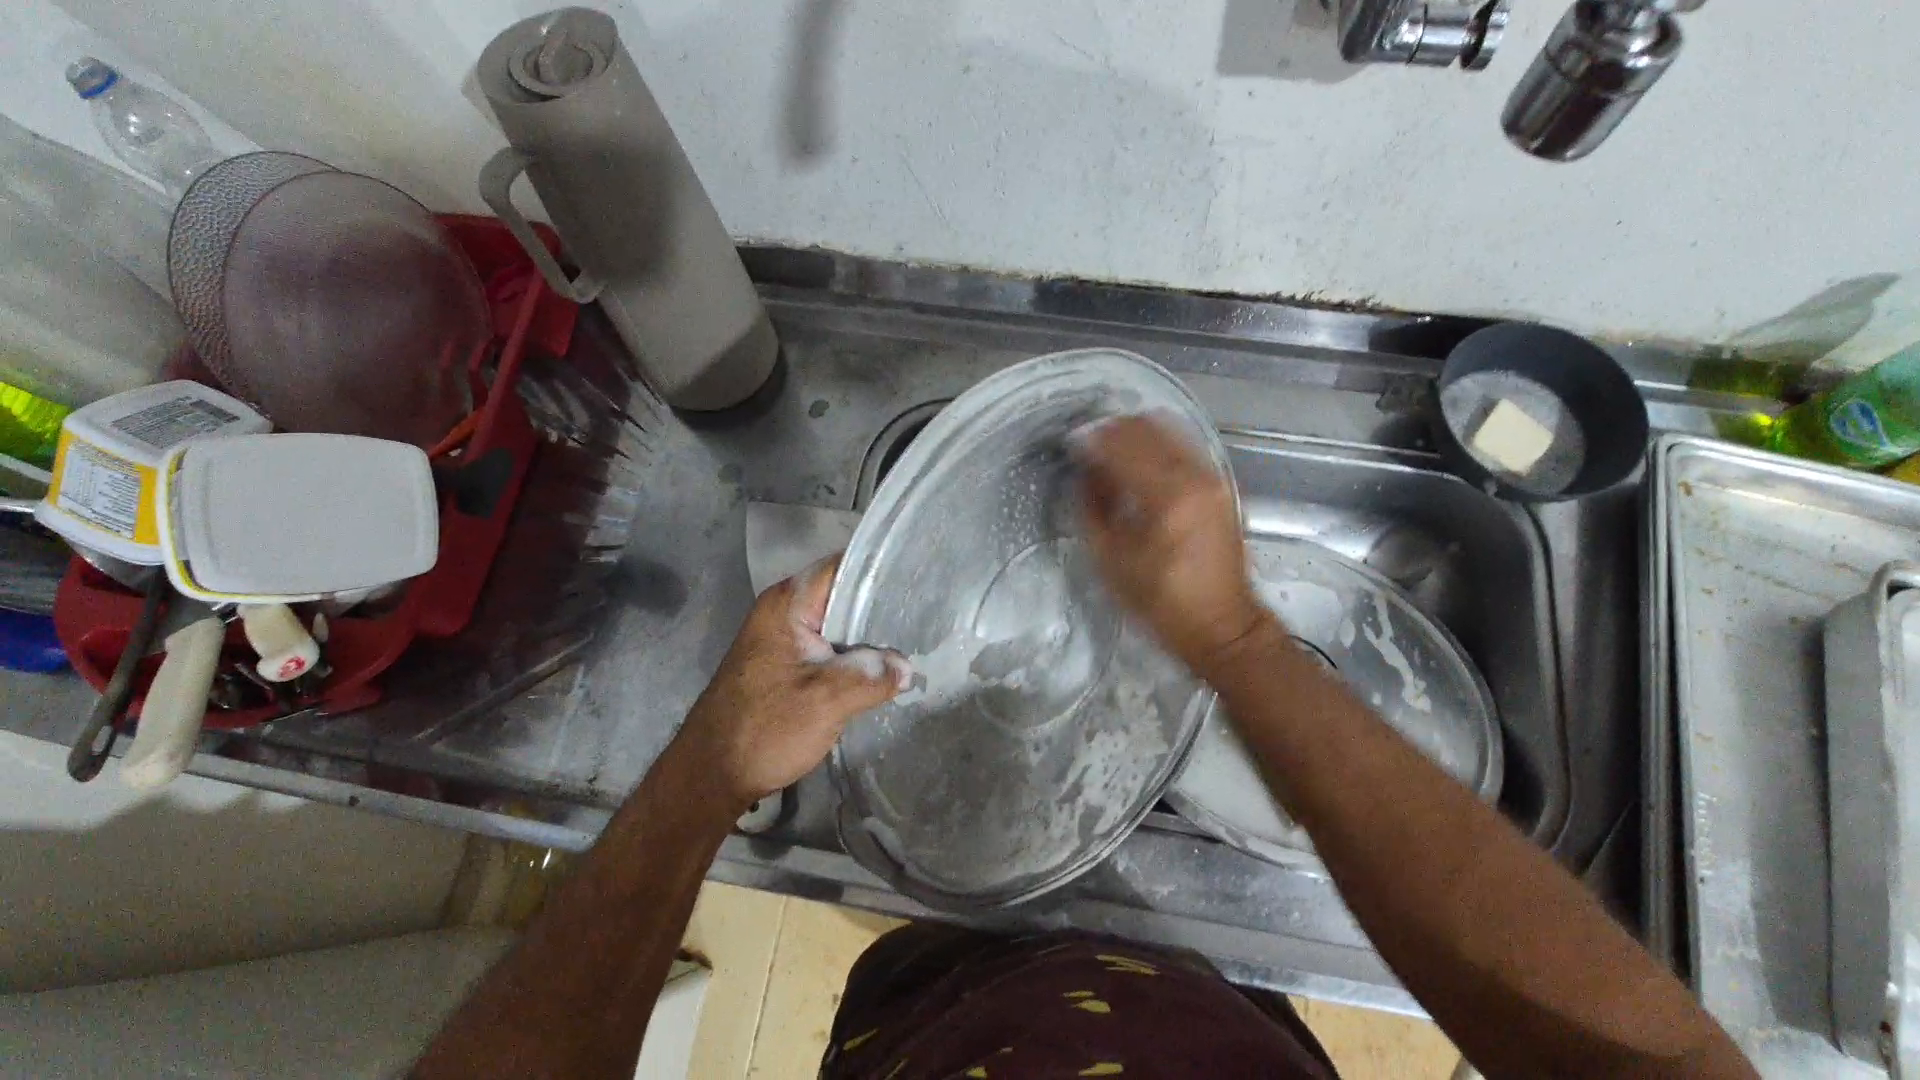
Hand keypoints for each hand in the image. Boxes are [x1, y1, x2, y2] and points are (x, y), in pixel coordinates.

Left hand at [678, 555, 911, 810]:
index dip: (881, 568)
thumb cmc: (763, 729)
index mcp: (788, 603)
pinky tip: (884, 669)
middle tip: (925, 616)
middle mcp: (784, 610)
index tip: (919, 580)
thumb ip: (871, 678)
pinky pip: (830, 646)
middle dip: (883, 605)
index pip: (844, 565)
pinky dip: (855, 655)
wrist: (711, 774)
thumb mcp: (825, 702)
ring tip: (914, 641)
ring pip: (839, 623)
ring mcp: (784, 637)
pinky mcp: (787, 663)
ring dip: (871, 634)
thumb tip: (908, 668)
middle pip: (844, 592)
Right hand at [1075, 414, 1268, 676]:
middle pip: (1146, 427)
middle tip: (1089, 445)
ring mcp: (1213, 477)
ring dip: (1136, 433)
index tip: (1071, 445)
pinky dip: (1158, 444)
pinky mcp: (1221, 484)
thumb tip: (1085, 473)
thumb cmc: (1162, 603)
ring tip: (1113, 451)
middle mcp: (1194, 477)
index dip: (1090, 440)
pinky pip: (1184, 444)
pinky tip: (1142, 462)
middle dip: (1112, 431)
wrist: (1222, 624)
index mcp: (1165, 497)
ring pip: (1167, 429)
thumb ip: (1093, 509)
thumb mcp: (1112, 563)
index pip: (1121, 445)